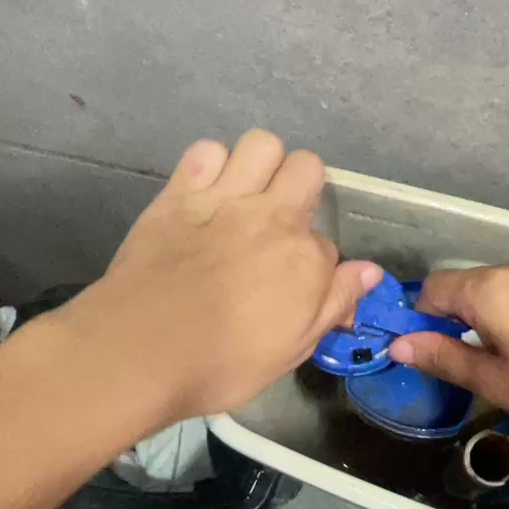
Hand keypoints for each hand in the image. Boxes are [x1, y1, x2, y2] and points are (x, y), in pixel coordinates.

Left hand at [47, 130, 380, 430]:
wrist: (137, 352)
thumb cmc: (221, 364)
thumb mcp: (292, 349)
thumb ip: (333, 304)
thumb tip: (371, 271)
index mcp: (306, 259)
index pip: (329, 245)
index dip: (317, 265)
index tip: (298, 285)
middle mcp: (274, 217)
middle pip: (307, 168)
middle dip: (303, 188)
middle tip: (283, 221)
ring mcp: (224, 198)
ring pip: (262, 144)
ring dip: (262, 165)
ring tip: (249, 195)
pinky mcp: (179, 193)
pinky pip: (206, 150)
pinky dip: (211, 164)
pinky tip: (207, 191)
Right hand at [387, 260, 508, 454]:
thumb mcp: (494, 381)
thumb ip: (443, 358)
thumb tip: (398, 345)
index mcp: (490, 287)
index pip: (432, 289)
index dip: (416, 319)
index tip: (417, 354)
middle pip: (461, 286)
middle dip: (446, 320)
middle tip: (450, 365)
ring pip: (489, 290)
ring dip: (475, 320)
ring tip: (485, 364)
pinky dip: (503, 317)